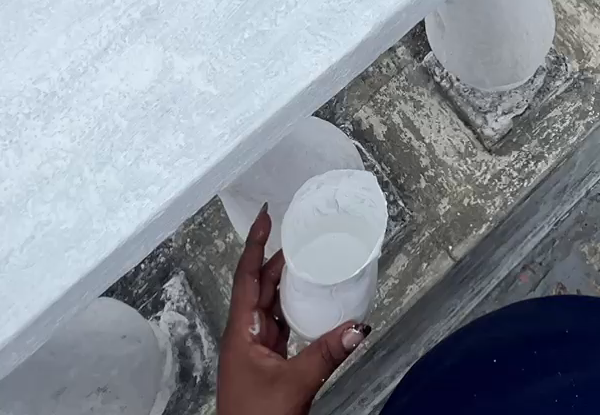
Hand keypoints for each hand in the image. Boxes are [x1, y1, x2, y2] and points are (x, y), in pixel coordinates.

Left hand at [215, 206, 368, 414]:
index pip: (245, 276)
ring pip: (269, 304)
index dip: (254, 243)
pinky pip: (279, 323)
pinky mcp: (267, 363)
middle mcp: (244, 334)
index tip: (265, 214)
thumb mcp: (295, 385)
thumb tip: (359, 326)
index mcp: (240, 332)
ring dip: (284, 281)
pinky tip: (311, 300)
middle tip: (299, 233)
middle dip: (274, 257)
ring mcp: (254, 349)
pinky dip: (293, 307)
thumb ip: (326, 353)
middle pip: (258, 285)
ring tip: (307, 258)